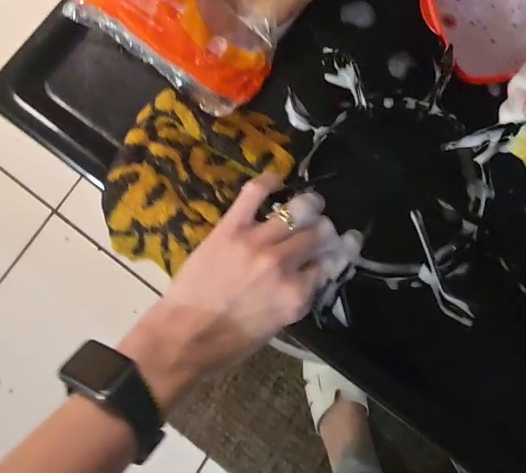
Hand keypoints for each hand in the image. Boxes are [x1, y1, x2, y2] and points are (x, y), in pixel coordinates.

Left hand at [118, 175, 359, 405]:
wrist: (181, 338)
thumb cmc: (228, 342)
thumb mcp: (277, 325)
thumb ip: (298, 295)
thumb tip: (314, 271)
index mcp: (296, 296)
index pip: (331, 264)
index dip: (339, 253)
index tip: (344, 245)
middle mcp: (283, 265)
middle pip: (320, 233)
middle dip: (326, 229)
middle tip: (320, 228)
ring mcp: (257, 242)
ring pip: (299, 209)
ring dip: (310, 205)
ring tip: (308, 204)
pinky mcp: (231, 227)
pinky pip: (256, 192)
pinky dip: (270, 182)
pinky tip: (277, 184)